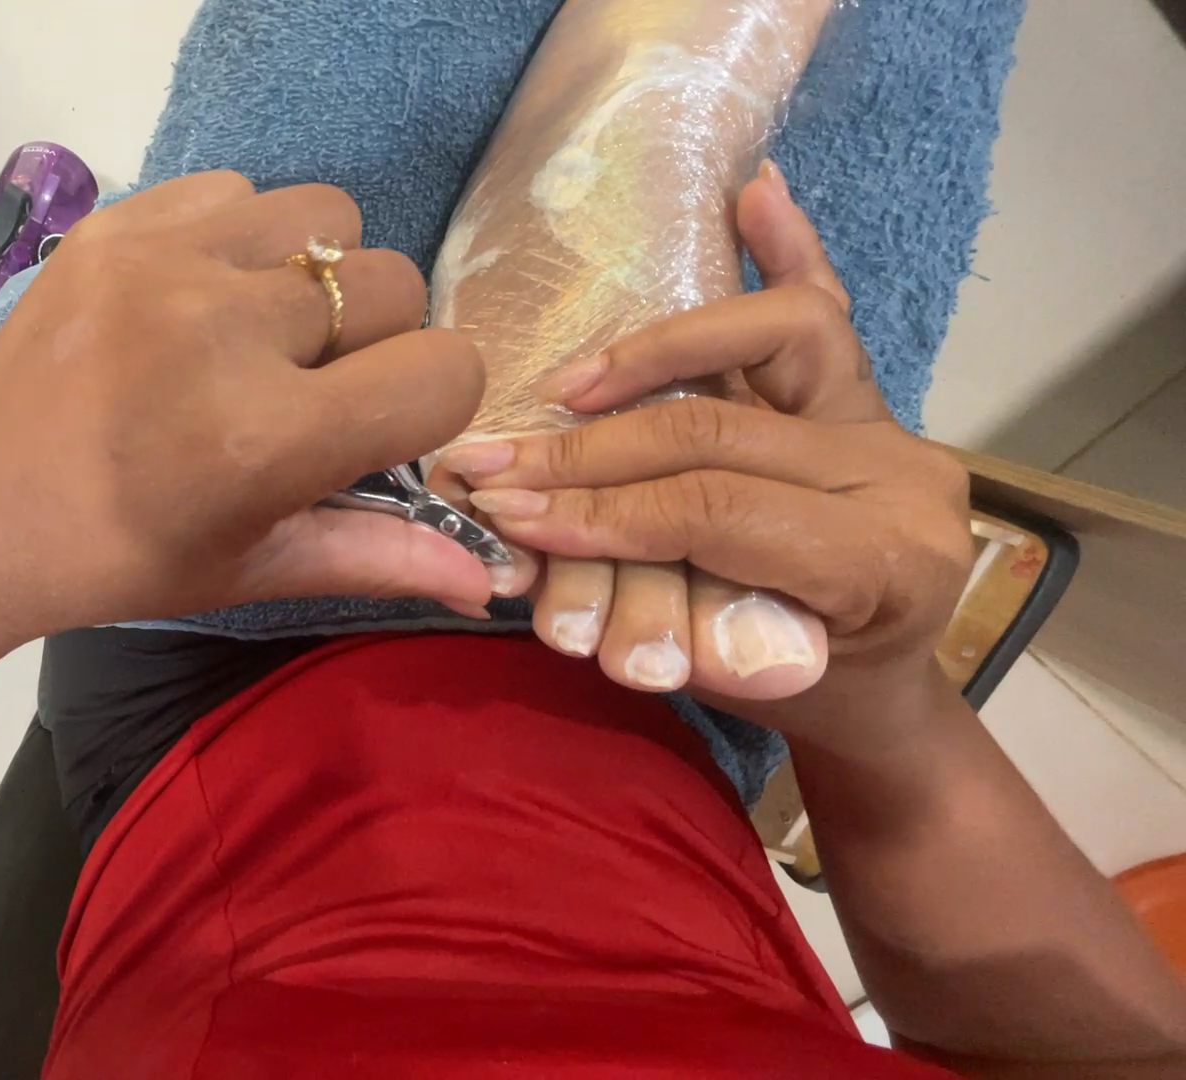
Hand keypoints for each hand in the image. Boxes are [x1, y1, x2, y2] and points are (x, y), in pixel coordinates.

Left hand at [0, 172, 494, 648]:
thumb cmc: (120, 561)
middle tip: (297, 393)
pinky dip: (242, 242)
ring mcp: (165, 261)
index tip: (370, 429)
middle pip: (396, 287)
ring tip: (251, 337)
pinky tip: (193, 302)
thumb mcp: (250, 569)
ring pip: (329, 219)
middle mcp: (226, 330)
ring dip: (315, 281)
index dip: (426, 407)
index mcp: (267, 438)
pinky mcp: (114, 223)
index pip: (447, 374)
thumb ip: (377, 557)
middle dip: (371, 347)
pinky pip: (239, 192)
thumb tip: (489, 576)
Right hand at [442, 168, 973, 742]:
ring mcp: (888, 423)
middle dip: (590, 449)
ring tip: (568, 384)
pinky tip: (754, 198)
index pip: (713, 511)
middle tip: (502, 462)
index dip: (601, 511)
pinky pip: (829, 312)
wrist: (873, 683)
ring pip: (782, 335)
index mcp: (880, 564)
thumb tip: (510, 552)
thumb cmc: (792, 691)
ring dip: (655, 348)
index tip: (511, 516)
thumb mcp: (713, 678)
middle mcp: (901, 475)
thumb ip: (629, 615)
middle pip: (719, 429)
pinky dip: (790, 249)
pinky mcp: (866, 400)